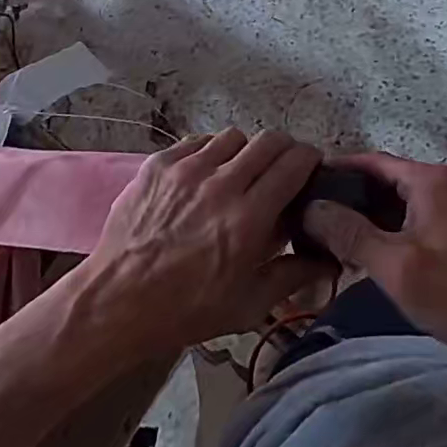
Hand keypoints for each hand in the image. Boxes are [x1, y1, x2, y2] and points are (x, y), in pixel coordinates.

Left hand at [87, 129, 328, 351]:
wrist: (114, 303)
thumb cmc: (186, 309)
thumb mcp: (249, 305)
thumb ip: (295, 275)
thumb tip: (331, 257)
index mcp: (249, 218)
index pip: (295, 162)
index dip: (310, 159)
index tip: (311, 169)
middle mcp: (222, 184)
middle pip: (271, 140)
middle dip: (285, 150)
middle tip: (282, 169)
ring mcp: (187, 170)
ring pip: (236, 136)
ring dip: (247, 152)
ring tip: (241, 173)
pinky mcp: (159, 164)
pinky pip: (199, 141)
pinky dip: (212, 153)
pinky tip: (206, 176)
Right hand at [302, 153, 446, 359]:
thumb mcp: (397, 266)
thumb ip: (352, 234)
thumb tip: (310, 208)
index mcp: (427, 180)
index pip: (370, 162)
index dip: (335, 172)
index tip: (300, 189)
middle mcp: (438, 184)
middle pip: (379, 181)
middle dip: (345, 199)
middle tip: (305, 221)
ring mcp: (446, 207)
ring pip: (391, 204)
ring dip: (362, 219)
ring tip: (322, 241)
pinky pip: (406, 221)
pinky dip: (382, 233)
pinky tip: (359, 256)